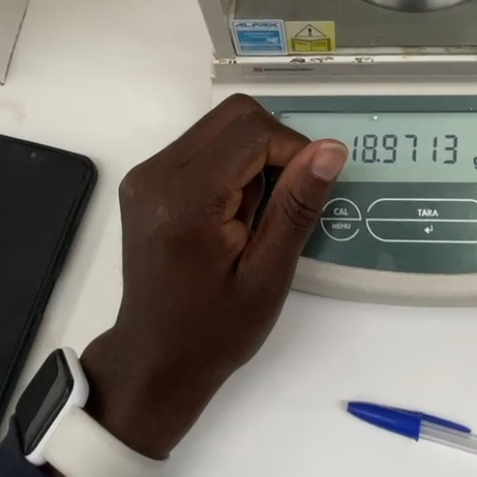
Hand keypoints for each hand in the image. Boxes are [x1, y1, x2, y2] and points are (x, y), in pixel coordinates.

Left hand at [77, 95, 346, 459]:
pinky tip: (231, 211)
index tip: (307, 190)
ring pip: (219, 125)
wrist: (155, 360)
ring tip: (251, 215)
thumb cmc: (215, 331)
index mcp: (185, 200)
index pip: (251, 132)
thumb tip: (330, 149)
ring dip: (251, 155)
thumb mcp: (268, 276)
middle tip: (278, 203)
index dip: (293, 149)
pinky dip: (230, 163)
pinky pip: (202, 144)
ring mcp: (146, 173)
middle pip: (233, 116)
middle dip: (272, 146)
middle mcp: (157, 174)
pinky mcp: (146, 178)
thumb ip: (296, 206)